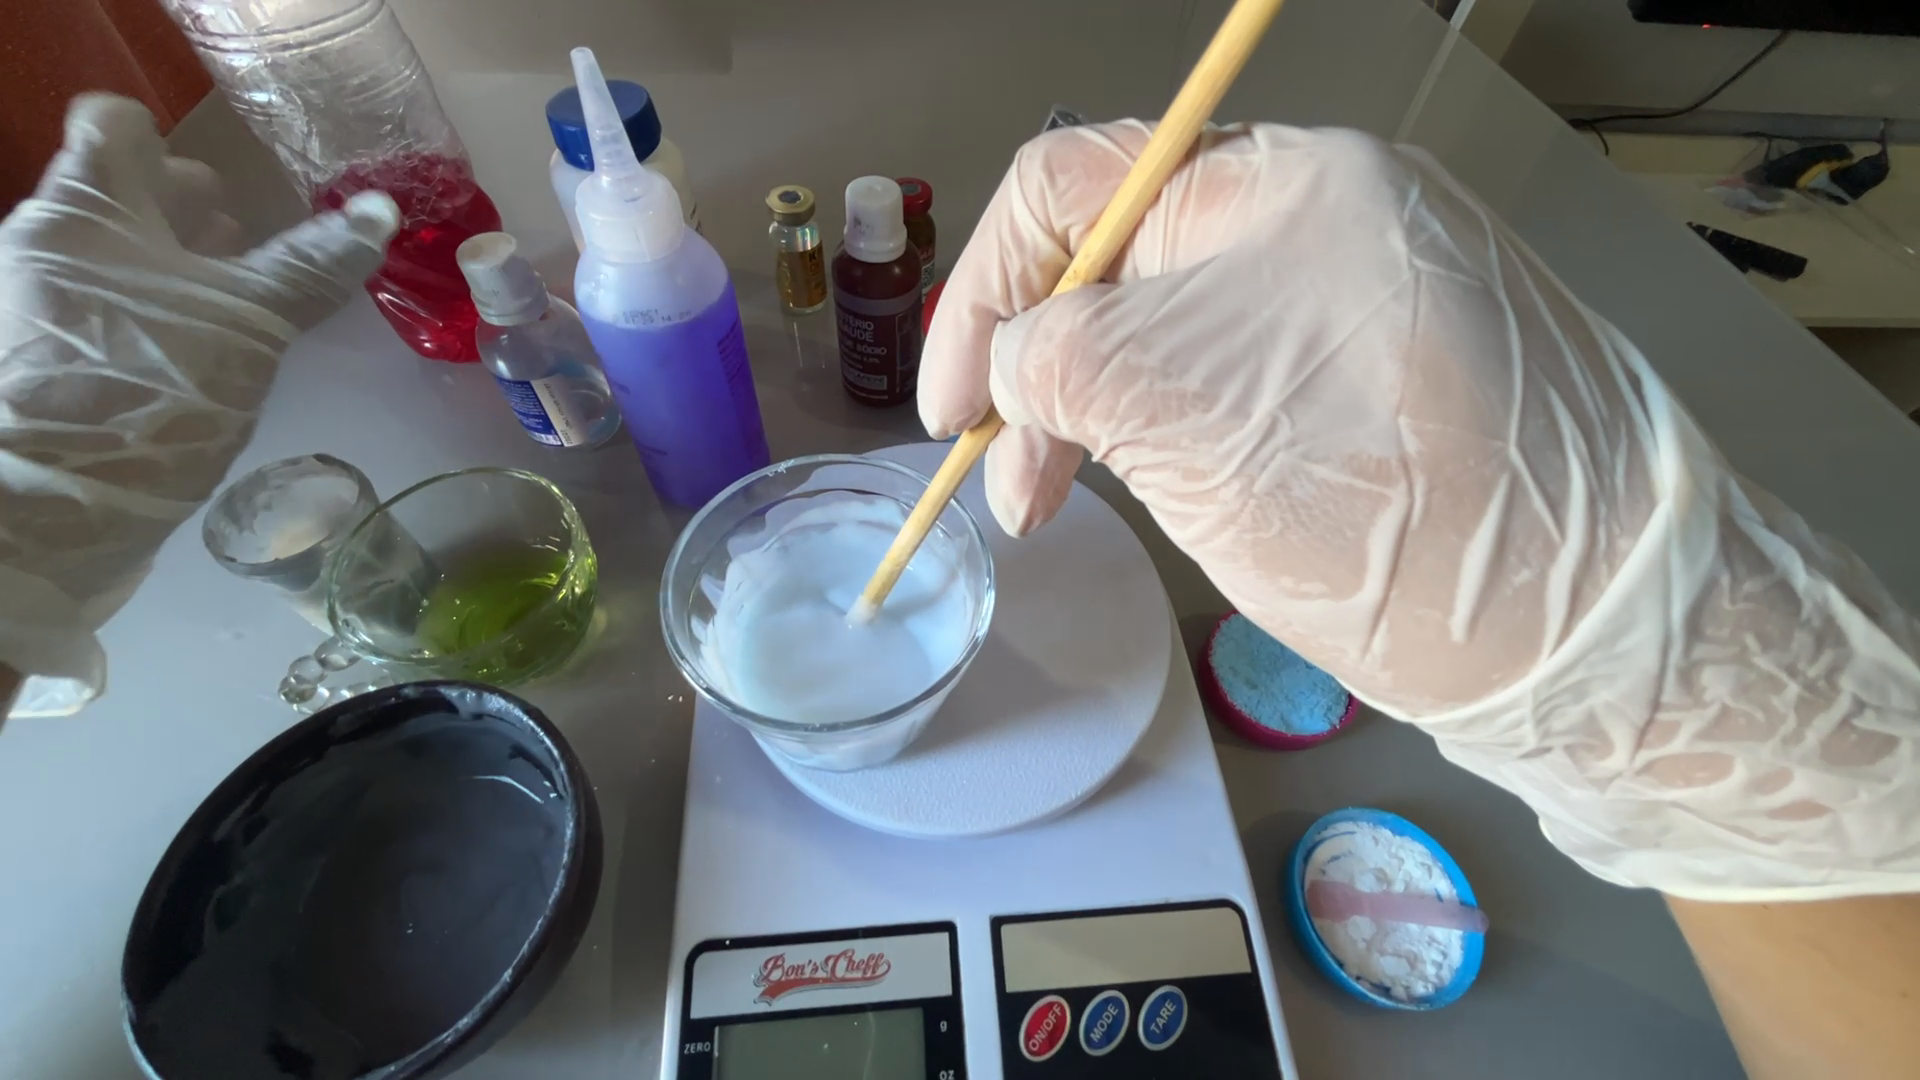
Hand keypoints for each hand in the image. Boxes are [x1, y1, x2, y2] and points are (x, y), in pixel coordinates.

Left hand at [0, 94, 398, 717]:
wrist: (67, 484)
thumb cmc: (154, 377)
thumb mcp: (252, 316)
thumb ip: (312, 263)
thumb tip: (380, 207)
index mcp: (90, 208)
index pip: (117, 127)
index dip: (178, 138)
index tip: (241, 176)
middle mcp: (57, 236)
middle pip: (130, 191)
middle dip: (198, 205)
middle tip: (266, 237)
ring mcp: (58, 293)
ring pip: (133, 249)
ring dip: (194, 258)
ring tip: (254, 289)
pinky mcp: (73, 344)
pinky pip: (132, 297)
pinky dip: (179, 301)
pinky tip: (220, 336)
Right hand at [920, 120, 1919, 899]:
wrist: (1574, 631)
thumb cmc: (1381, 502)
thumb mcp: (1182, 409)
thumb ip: (1058, 357)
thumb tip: (1007, 364)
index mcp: (1269, 185)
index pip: (1069, 192)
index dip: (981, 292)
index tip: (949, 412)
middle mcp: (1290, 225)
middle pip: (1098, 272)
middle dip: (1028, 375)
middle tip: (1004, 481)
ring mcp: (1307, 308)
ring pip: (1137, 340)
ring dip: (1074, 417)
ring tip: (1043, 503)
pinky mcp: (1316, 386)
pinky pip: (1187, 387)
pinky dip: (1131, 435)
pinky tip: (1119, 485)